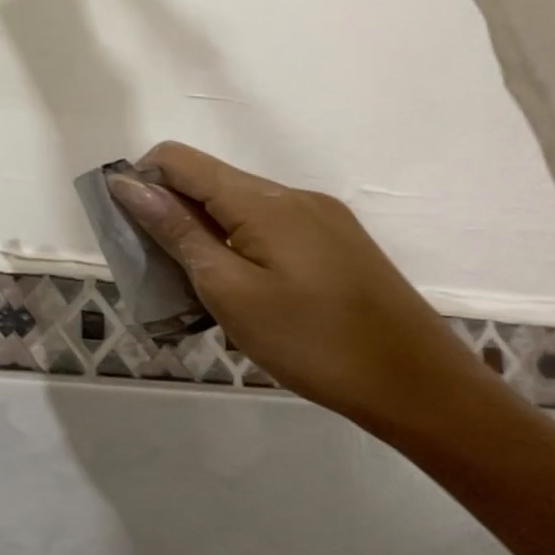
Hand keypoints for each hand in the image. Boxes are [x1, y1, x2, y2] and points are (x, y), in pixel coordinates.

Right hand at [106, 142, 487, 425]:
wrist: (427, 395)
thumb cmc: (314, 343)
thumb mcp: (228, 290)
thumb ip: (175, 231)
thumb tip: (127, 184)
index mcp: (264, 202)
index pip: (177, 159)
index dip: (141, 182)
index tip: (131, 231)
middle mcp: (293, 196)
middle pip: (206, 179)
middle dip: (170, 212)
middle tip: (163, 270)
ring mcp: (322, 219)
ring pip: (234, 204)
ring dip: (203, 233)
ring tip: (204, 288)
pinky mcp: (338, 243)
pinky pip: (266, 225)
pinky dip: (237, 244)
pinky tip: (245, 290)